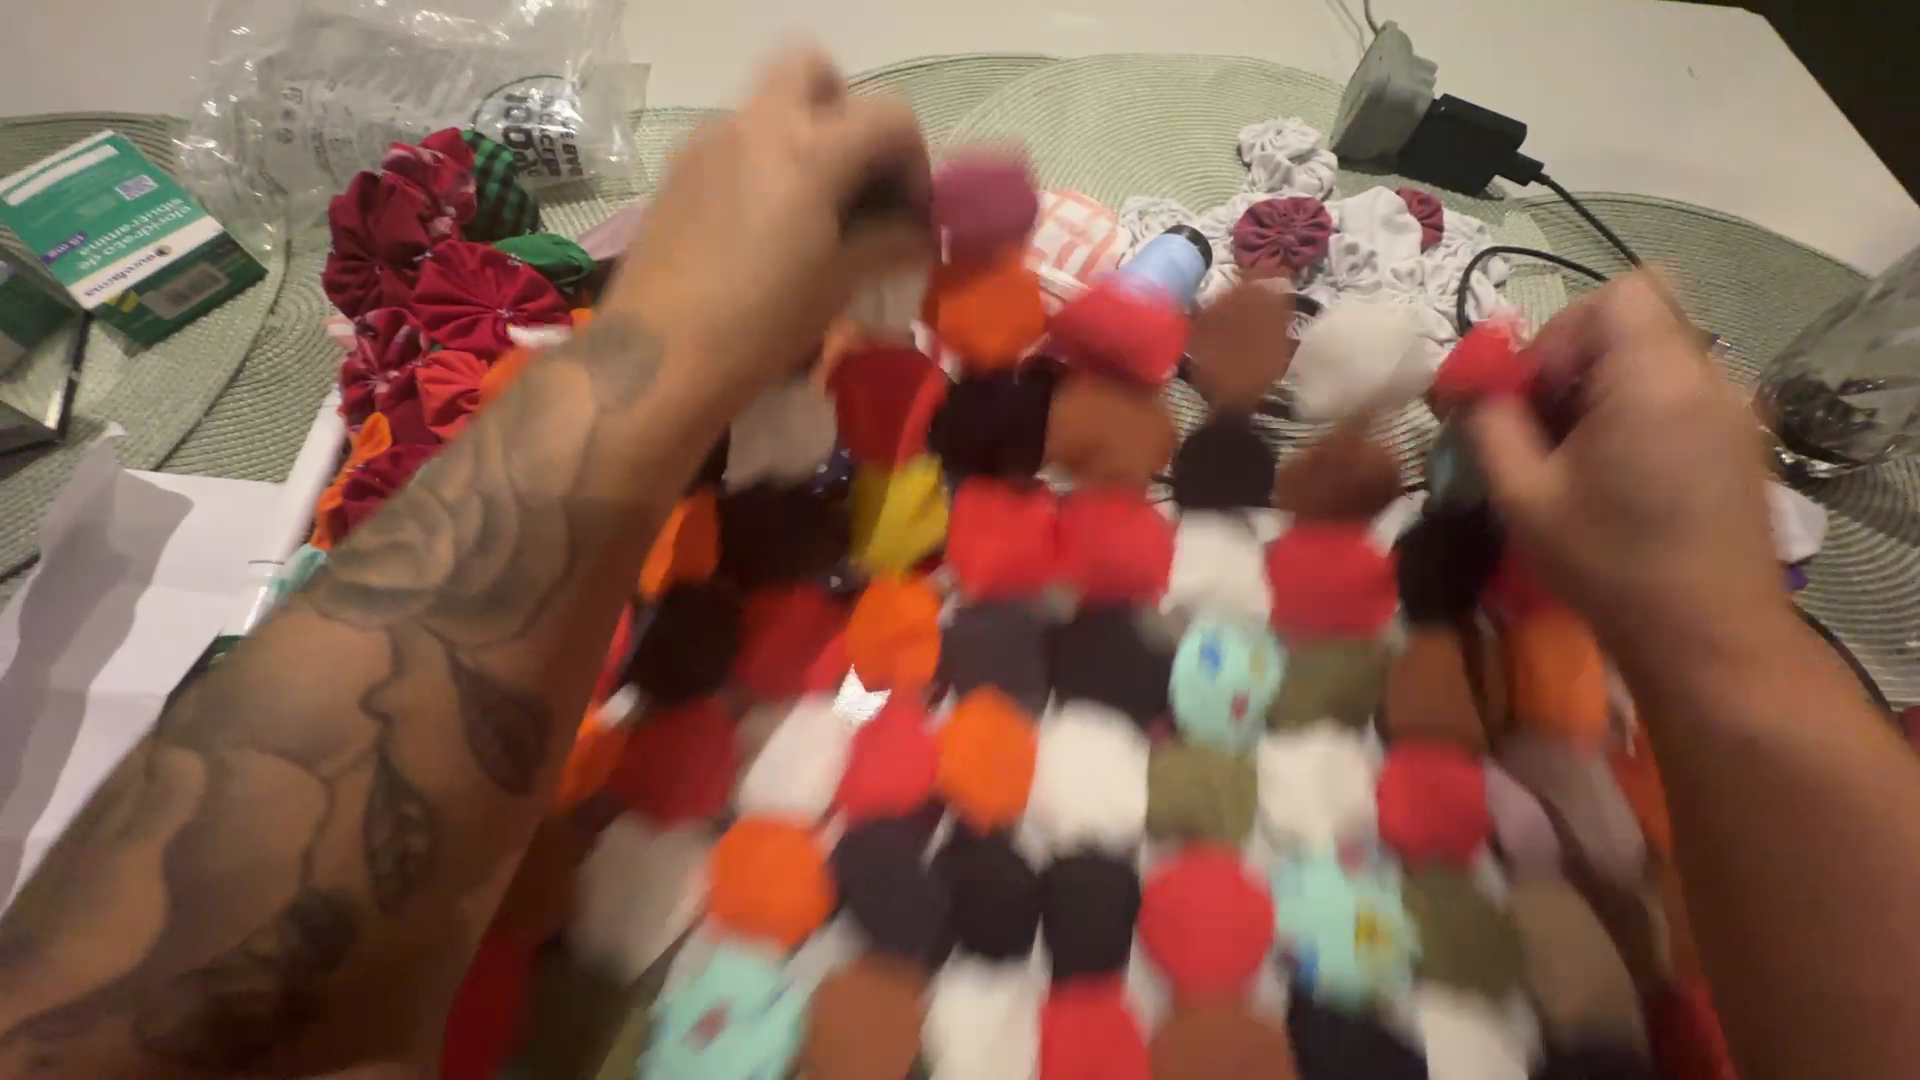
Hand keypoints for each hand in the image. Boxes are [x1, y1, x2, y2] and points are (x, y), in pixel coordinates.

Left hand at [603, 44, 932, 406]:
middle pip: (816, 71)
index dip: (915, 163)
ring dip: (807, 140)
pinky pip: (737, 140)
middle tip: (858, 183)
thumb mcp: (839, 284)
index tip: (911, 215)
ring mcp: (710, 139)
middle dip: (851, 117)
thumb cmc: (763, 323)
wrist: (663, 355)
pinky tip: (767, 228)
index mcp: (810, 149)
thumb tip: (916, 233)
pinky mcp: (680, 168)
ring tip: (815, 214)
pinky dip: (767, 163)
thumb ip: (888, 243)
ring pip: (771, 105)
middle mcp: (757, 122)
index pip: (890, 116)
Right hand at [1468, 275, 1788, 668]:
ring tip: (1563, 452)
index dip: (1559, 331)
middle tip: (1533, 426)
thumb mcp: (1520, 494)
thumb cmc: (1603, 560)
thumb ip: (1490, 427)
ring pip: (1650, 357)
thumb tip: (1474, 392)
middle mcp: (1707, 378)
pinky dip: (1626, 410)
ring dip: (1594, 388)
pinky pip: (1672, 391)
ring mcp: (1730, 408)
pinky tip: (1603, 469)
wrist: (1702, 627)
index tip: (1528, 392)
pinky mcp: (1734, 437)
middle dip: (1569, 362)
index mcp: (1655, 382)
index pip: (1618, 294)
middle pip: (1633, 324)